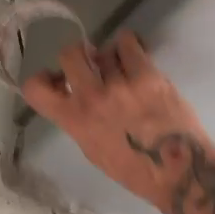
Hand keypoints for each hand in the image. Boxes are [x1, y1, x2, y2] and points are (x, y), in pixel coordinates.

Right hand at [20, 33, 214, 208]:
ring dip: (110, 56)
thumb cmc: (133, 169)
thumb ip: (78, 119)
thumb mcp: (92, 149)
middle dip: (78, 56)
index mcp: (74, 121)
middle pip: (70, 53)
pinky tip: (135, 58)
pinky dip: (129, 46)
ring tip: (123, 70)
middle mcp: (92, 97)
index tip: (57, 79)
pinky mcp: (147, 75)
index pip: (35, 87)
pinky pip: (128, 43)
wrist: (178, 170)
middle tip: (91, 65)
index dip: (42, 78)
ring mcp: (120, 84)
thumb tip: (76, 94)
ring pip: (103, 48)